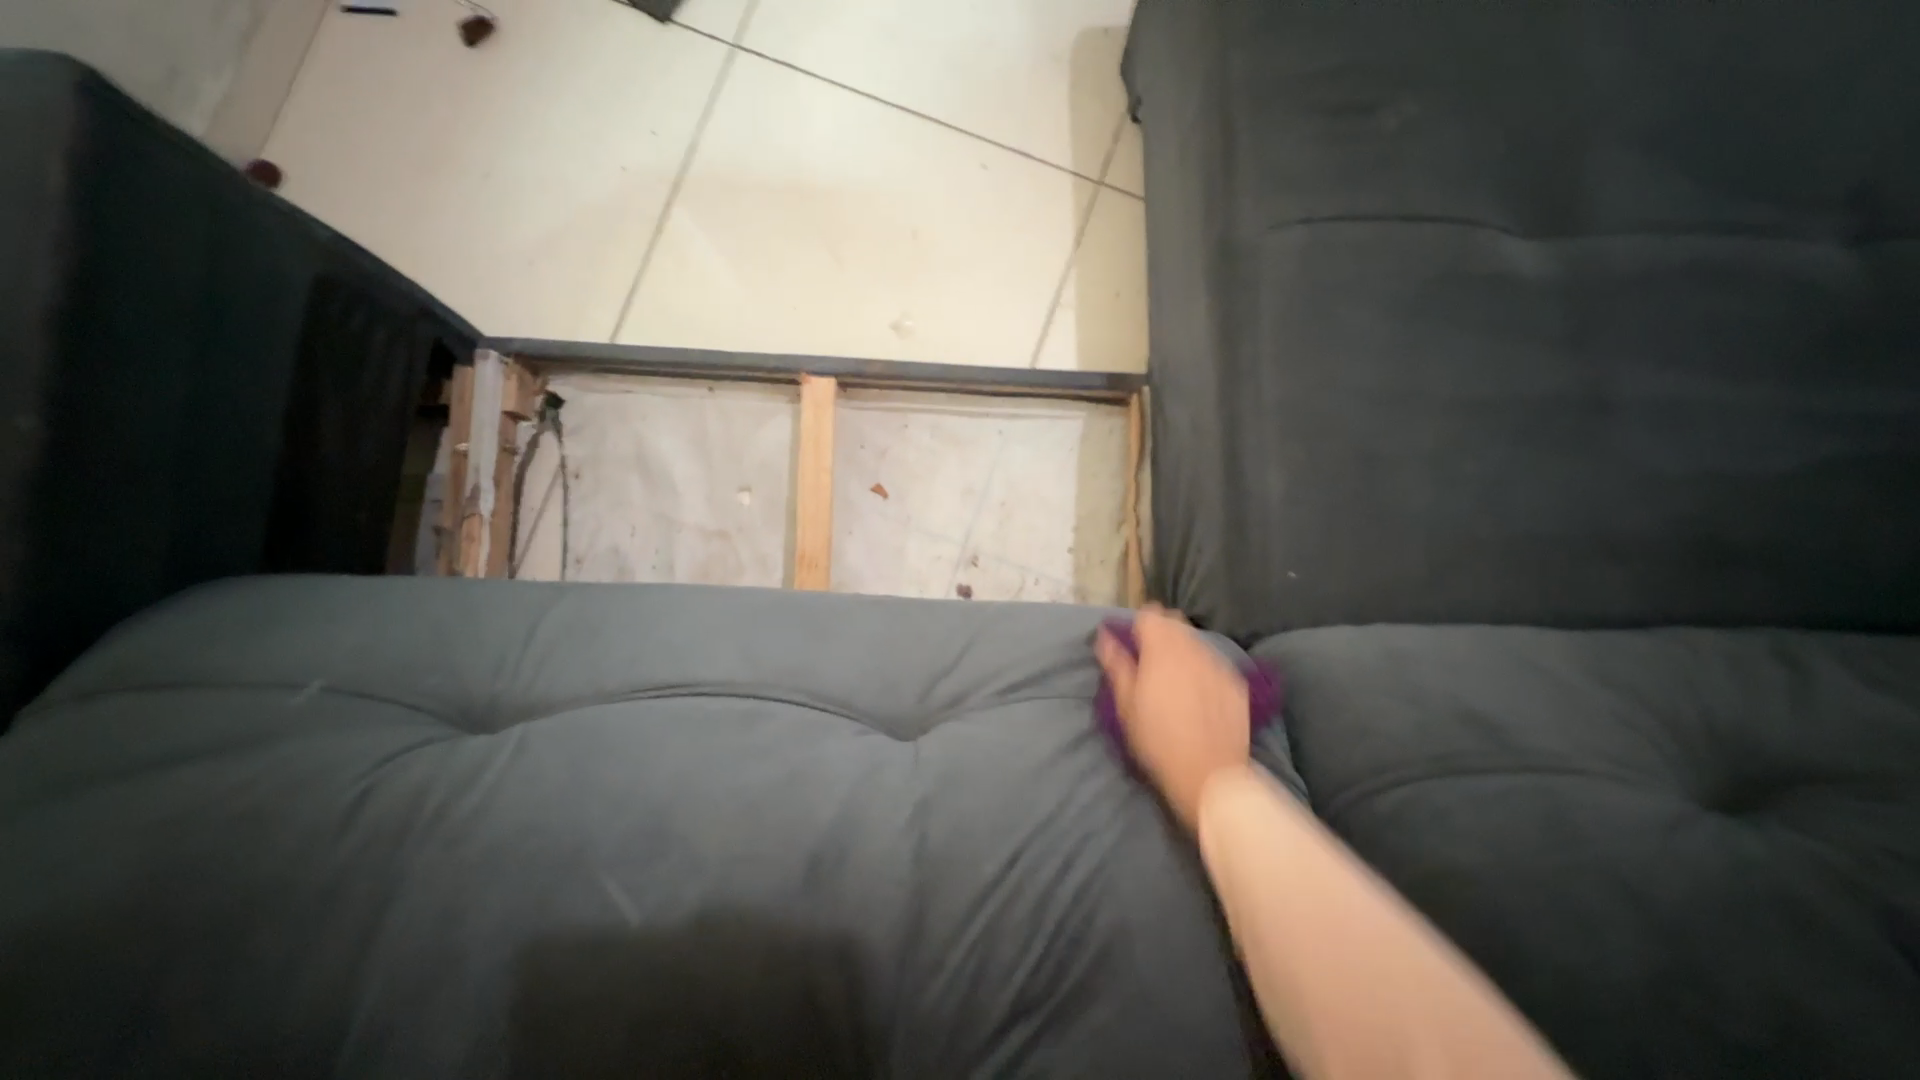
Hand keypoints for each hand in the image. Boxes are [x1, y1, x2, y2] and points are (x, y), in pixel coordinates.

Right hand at [1095, 606, 1251, 829]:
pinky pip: (1215, 662)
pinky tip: (1198, 690)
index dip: (1138, 625)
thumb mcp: (1127, 706)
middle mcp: (1192, 649)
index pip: (1150, 615)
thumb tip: (1105, 636)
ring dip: (1183, 648)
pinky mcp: (1236, 683)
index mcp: (1161, 651)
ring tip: (1174, 674)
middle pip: (1176, 622)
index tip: (1132, 642)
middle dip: (1162, 632)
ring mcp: (1218, 664)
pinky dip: (1203, 667)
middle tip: (1150, 657)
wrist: (1209, 774)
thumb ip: (1116, 665)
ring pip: (1197, 641)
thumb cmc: (1158, 742)